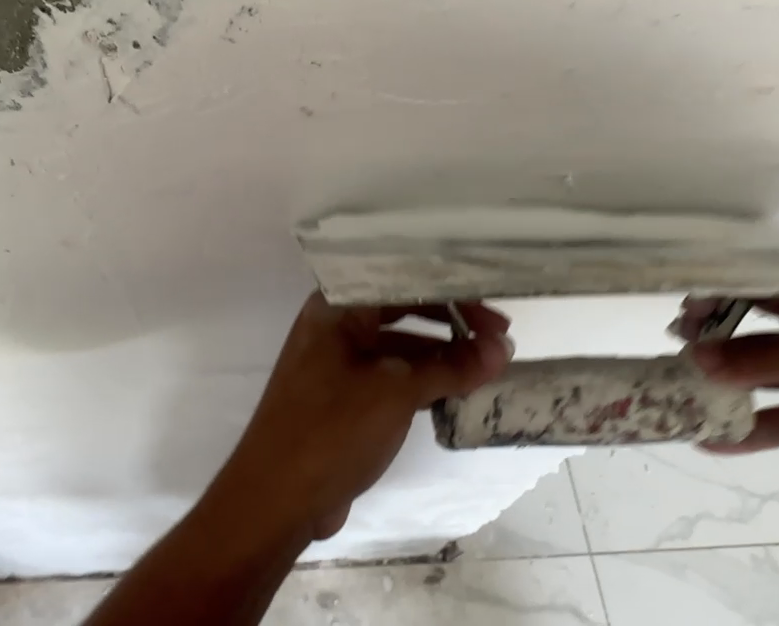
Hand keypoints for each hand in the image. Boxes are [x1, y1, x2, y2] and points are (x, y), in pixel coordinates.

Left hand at [208, 293, 512, 543]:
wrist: (276, 499)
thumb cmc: (332, 429)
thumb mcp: (396, 393)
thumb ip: (449, 368)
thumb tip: (502, 350)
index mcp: (337, 307)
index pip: (402, 280)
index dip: (450, 289)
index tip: (493, 304)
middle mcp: (334, 326)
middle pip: (402, 309)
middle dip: (451, 321)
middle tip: (500, 336)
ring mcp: (337, 363)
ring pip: (399, 345)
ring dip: (441, 353)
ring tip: (488, 364)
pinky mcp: (343, 398)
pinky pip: (390, 375)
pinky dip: (423, 378)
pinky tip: (457, 389)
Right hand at [676, 298, 778, 526]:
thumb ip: (768, 355)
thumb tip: (696, 355)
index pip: (774, 281)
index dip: (728, 284)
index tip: (682, 292)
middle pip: (761, 322)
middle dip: (718, 328)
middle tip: (678, 335)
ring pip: (762, 369)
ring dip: (725, 377)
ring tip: (682, 380)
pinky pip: (774, 418)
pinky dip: (745, 428)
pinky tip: (711, 437)